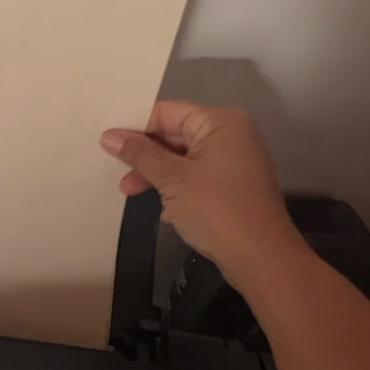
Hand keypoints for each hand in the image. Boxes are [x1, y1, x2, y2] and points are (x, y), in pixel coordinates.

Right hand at [100, 102, 310, 288]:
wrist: (260, 257)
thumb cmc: (216, 209)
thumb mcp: (171, 179)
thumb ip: (139, 154)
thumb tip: (109, 136)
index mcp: (220, 122)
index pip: (167, 112)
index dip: (136, 126)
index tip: (108, 142)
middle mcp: (230, 134)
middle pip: (174, 134)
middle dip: (145, 154)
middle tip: (116, 170)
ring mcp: (234, 161)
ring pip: (183, 158)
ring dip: (156, 174)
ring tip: (130, 192)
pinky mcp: (233, 185)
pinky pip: (196, 176)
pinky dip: (176, 187)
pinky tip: (163, 209)